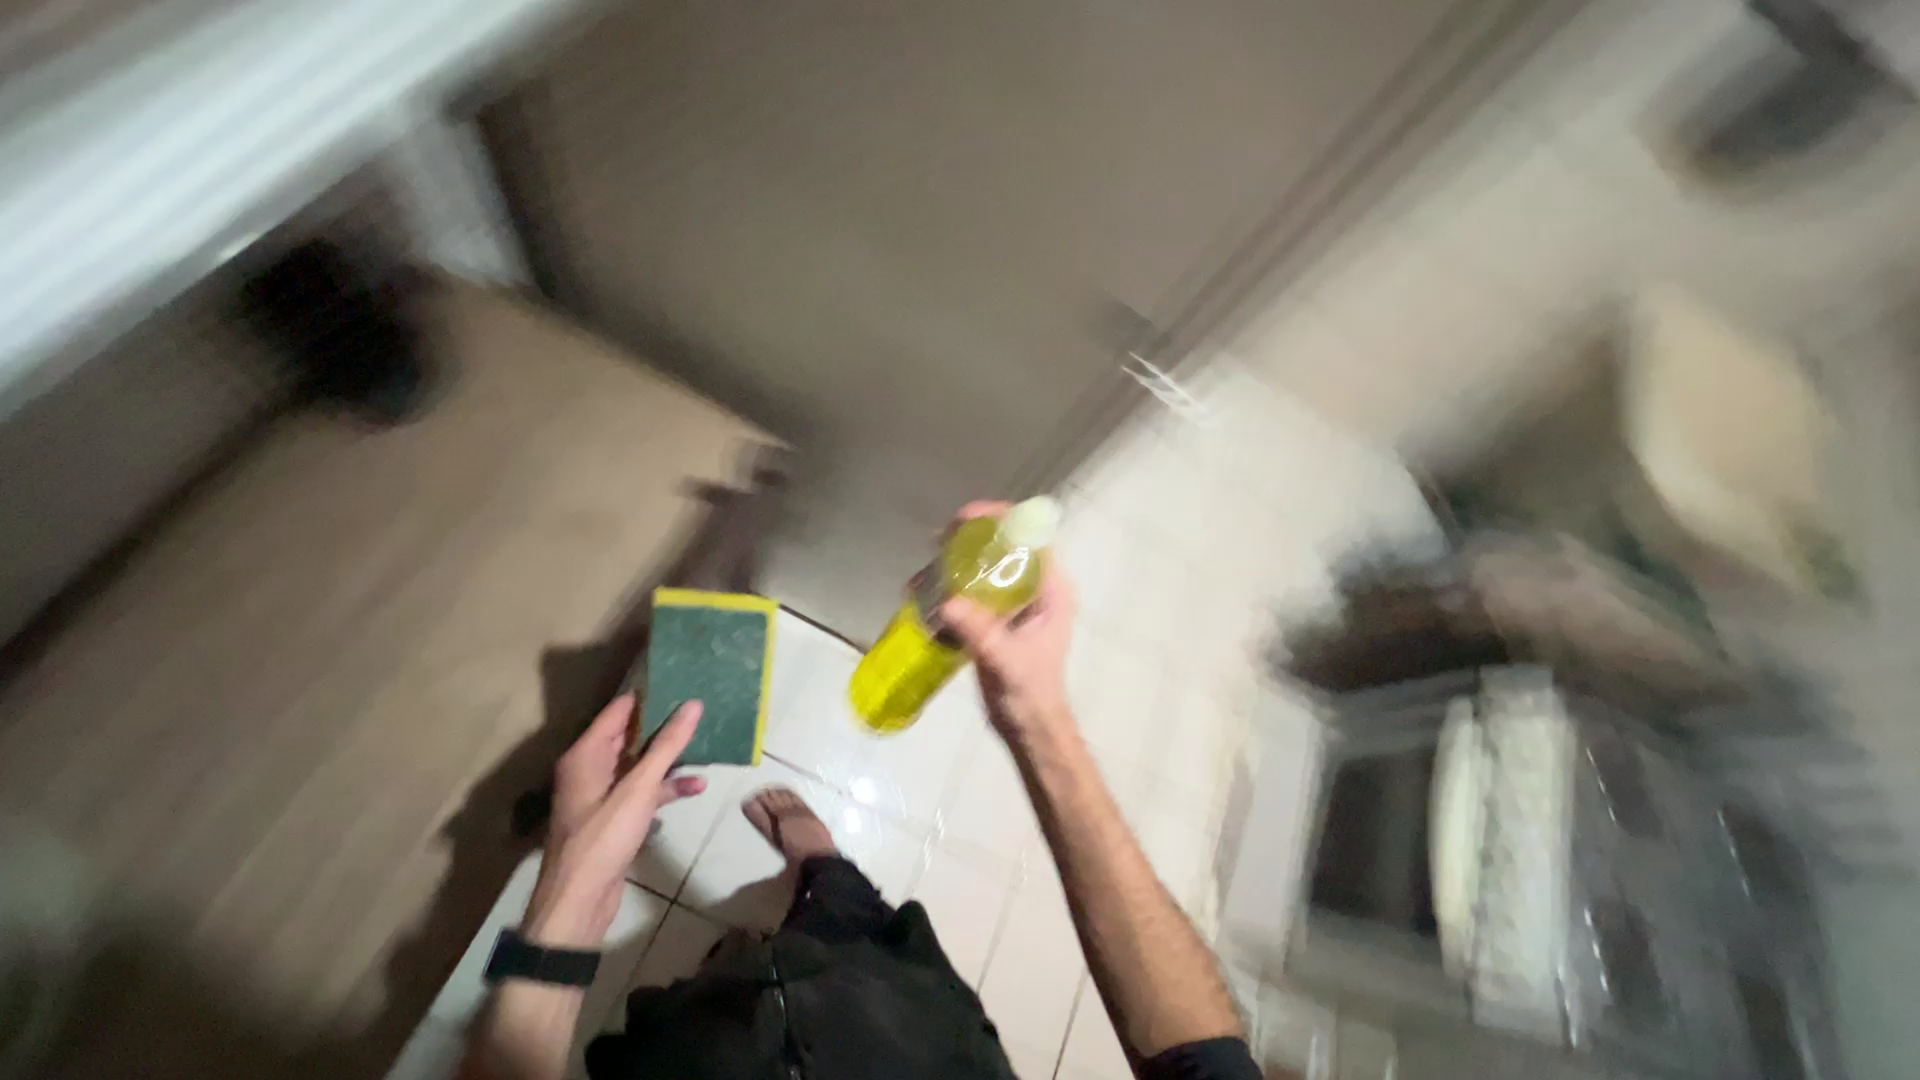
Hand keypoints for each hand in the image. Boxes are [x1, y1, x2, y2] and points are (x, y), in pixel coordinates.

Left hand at [521, 694, 704, 948]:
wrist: (579, 901)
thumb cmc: (603, 837)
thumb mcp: (638, 788)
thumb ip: (667, 745)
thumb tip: (693, 705)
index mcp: (586, 755)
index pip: (619, 711)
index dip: (649, 695)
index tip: (681, 680)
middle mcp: (591, 769)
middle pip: (631, 735)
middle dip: (665, 723)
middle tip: (700, 706)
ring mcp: (604, 794)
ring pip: (641, 764)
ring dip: (670, 757)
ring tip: (706, 740)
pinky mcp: (616, 816)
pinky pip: (644, 791)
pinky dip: (667, 787)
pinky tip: (696, 785)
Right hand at [939, 500, 1078, 742]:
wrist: (1029, 728)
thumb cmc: (1030, 694)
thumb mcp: (1007, 662)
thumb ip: (981, 633)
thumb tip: (947, 603)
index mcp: (1052, 591)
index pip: (1032, 539)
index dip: (1002, 520)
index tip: (967, 518)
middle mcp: (1036, 590)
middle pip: (1005, 547)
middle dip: (971, 539)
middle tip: (938, 540)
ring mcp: (1015, 604)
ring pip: (986, 568)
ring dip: (955, 563)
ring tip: (925, 570)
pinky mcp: (996, 620)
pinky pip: (973, 591)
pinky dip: (949, 587)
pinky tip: (922, 593)